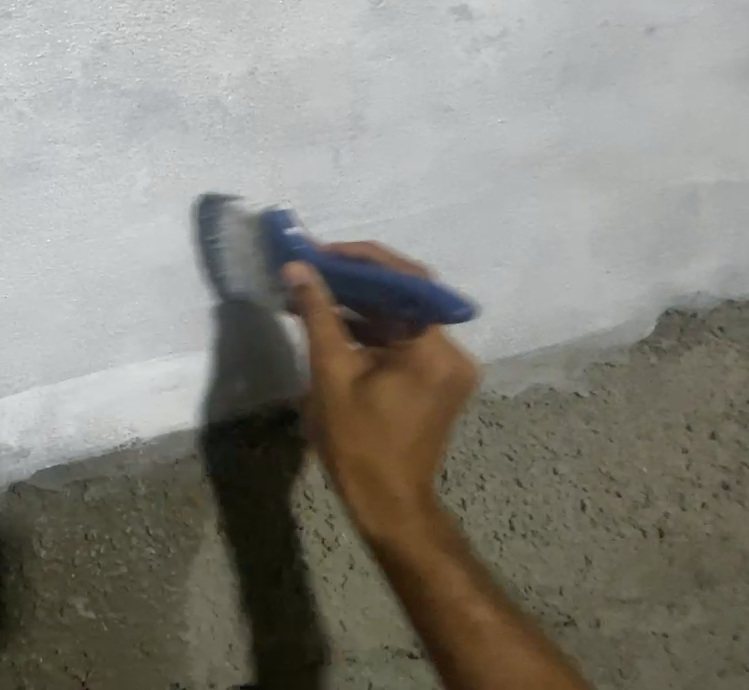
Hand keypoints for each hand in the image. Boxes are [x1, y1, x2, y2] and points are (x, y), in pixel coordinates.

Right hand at [283, 242, 478, 542]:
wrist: (386, 500)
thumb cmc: (357, 440)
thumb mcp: (330, 372)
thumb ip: (317, 314)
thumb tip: (297, 267)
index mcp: (434, 351)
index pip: (407, 282)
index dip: (363, 259)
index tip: (320, 250)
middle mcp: (451, 352)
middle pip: (405, 295)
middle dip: (356, 275)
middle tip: (310, 263)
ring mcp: (445, 366)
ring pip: (399, 314)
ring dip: (357, 300)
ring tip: (311, 286)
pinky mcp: (432, 377)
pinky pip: (398, 336)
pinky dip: (365, 324)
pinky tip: (327, 318)